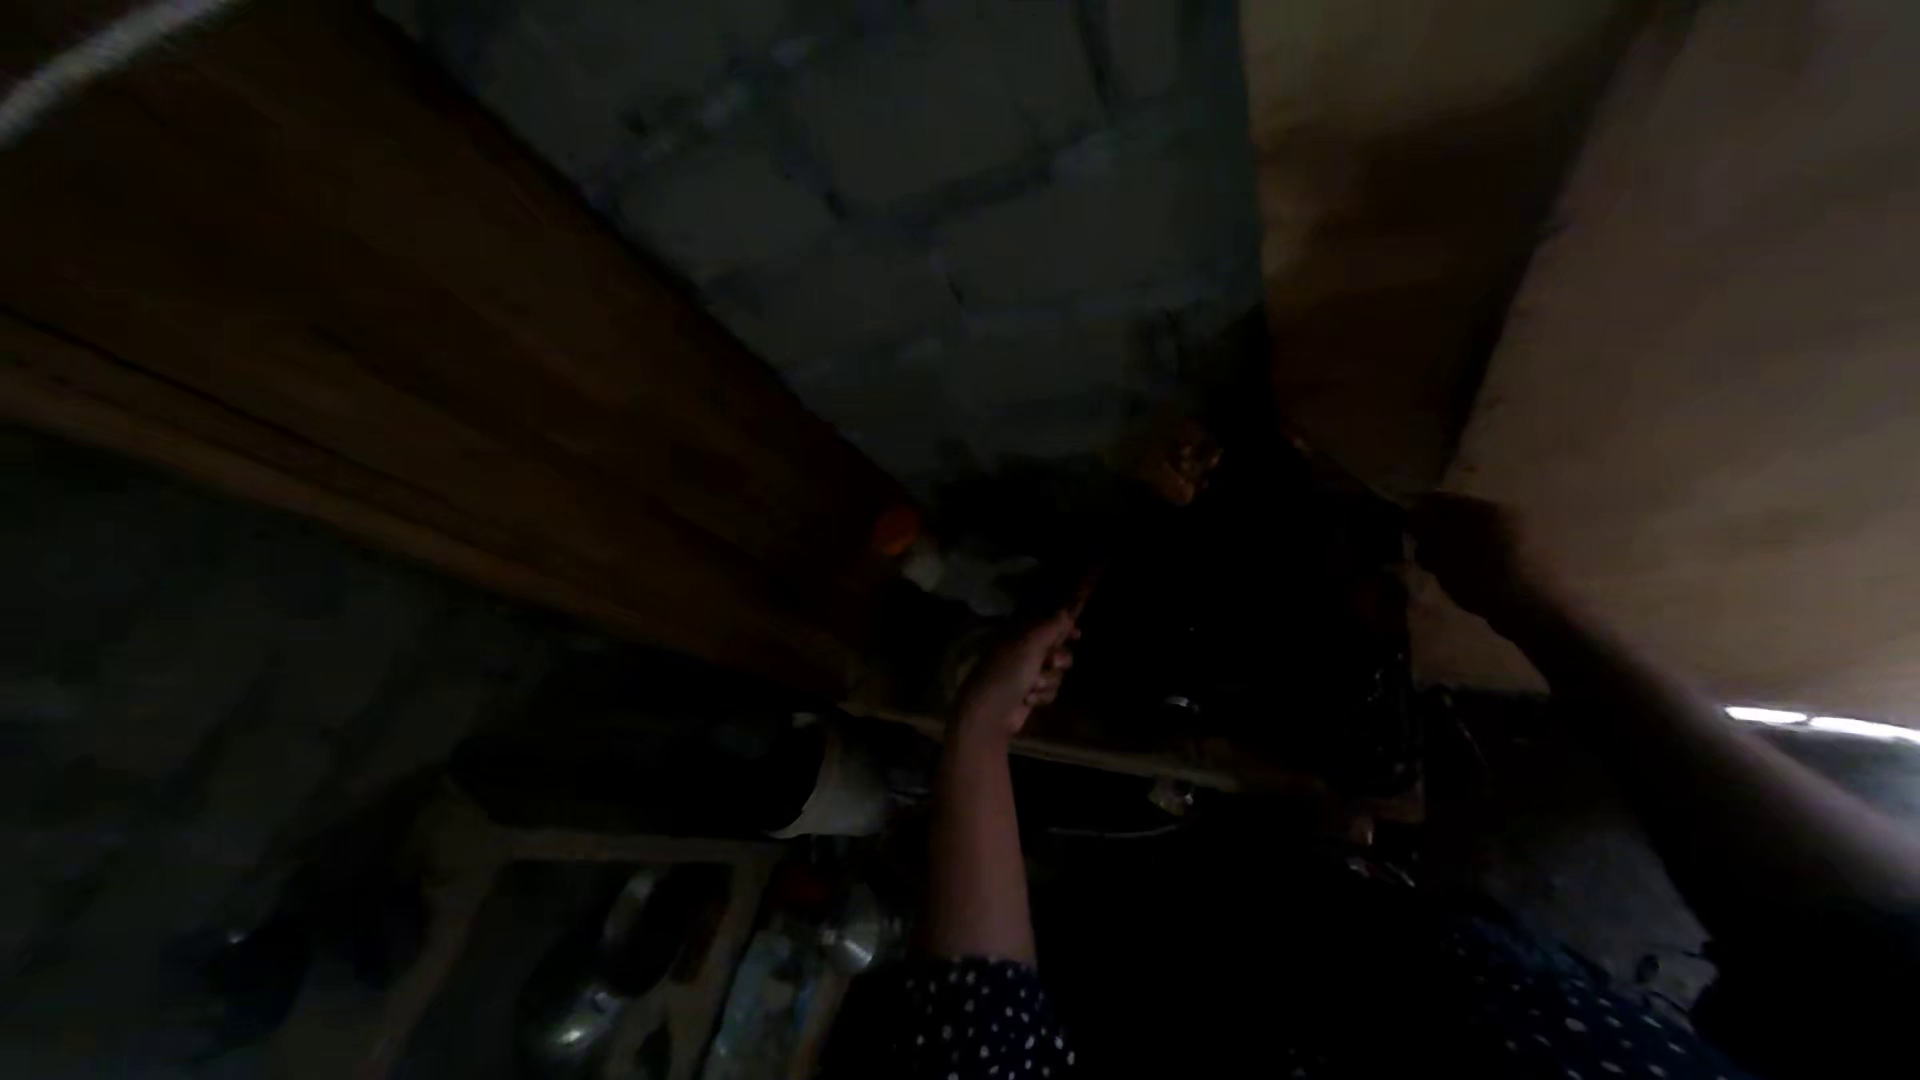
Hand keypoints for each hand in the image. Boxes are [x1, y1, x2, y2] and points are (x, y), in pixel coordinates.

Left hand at [954, 610, 1080, 737]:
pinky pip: (1051, 690)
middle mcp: (1026, 652)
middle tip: (1051, 662)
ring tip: (1032, 687)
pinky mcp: (1031, 693)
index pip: (1048, 624)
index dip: (1065, 626)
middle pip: (1060, 650)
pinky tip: (1029, 700)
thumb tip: (1065, 611)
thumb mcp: (1030, 645)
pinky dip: (1043, 695)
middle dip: (1060, 659)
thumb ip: (1051, 626)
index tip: (1077, 634)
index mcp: (1022, 635)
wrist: (991, 712)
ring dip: (1049, 681)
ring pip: (1058, 673)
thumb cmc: (1009, 673)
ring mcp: (1028, 674)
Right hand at [1410, 494, 1549, 625]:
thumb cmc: (1482, 575)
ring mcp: (1521, 539)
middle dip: (1435, 535)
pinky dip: (1471, 562)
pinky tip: (1467, 580)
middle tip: (1423, 557)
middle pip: (1457, 518)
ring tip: (1444, 573)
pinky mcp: (1527, 561)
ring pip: (1472, 537)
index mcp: (1486, 508)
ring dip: (1452, 550)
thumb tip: (1413, 510)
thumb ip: (1424, 526)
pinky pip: (1487, 553)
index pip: (1442, 499)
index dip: (1417, 509)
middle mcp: (1506, 516)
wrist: (1536, 611)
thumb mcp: (1442, 550)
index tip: (1402, 527)